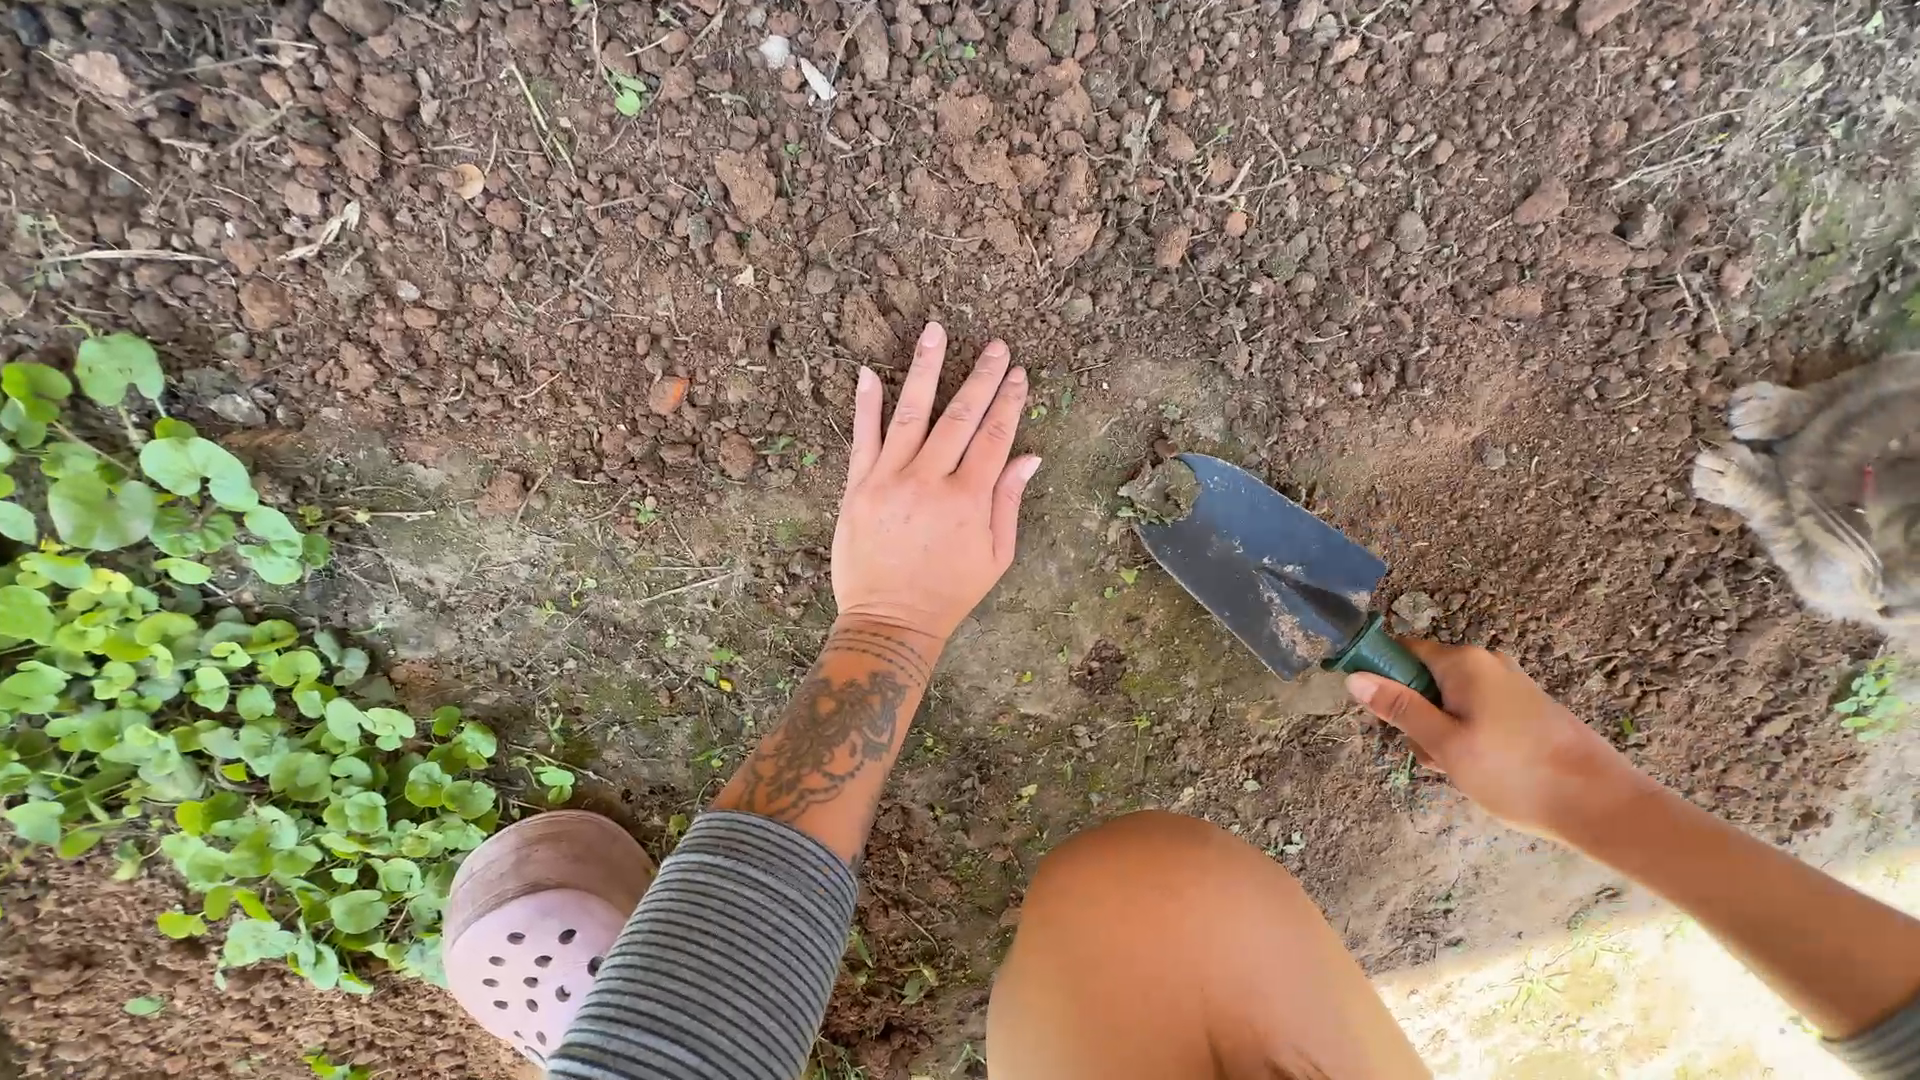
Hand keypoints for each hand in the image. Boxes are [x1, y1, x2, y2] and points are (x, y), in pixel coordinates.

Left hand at [831, 322, 1040, 643]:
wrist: (890, 622)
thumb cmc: (949, 593)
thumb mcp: (995, 556)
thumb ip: (1008, 502)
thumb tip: (1029, 457)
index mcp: (969, 500)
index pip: (995, 437)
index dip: (1009, 402)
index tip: (1019, 374)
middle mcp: (930, 481)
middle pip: (959, 417)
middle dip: (981, 377)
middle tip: (996, 346)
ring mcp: (890, 481)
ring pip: (911, 414)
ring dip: (925, 370)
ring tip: (935, 333)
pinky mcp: (858, 489)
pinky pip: (862, 439)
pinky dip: (866, 405)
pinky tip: (870, 373)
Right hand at [1345, 639, 1648, 840]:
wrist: (1604, 807)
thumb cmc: (1516, 773)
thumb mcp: (1444, 743)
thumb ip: (1398, 708)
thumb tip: (1353, 677)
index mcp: (1463, 662)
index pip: (1401, 650)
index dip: (1381, 676)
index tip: (1381, 714)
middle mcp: (1486, 663)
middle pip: (1424, 678)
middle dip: (1417, 716)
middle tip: (1435, 755)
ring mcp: (1509, 685)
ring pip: (1449, 701)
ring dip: (1442, 732)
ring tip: (1462, 768)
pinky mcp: (1525, 708)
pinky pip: (1475, 712)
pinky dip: (1468, 736)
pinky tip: (1484, 768)